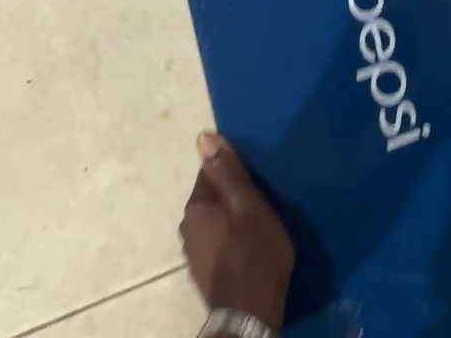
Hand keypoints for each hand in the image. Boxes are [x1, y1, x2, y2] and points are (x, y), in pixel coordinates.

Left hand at [181, 132, 293, 329]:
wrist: (250, 313)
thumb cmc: (255, 251)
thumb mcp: (249, 204)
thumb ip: (228, 172)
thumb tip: (203, 137)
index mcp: (196, 208)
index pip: (212, 172)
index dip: (236, 171)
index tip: (257, 177)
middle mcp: (187, 228)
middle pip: (213, 197)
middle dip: (234, 194)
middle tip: (263, 198)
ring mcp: (194, 253)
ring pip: (216, 220)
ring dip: (233, 216)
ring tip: (260, 221)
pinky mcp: (204, 271)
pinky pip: (218, 241)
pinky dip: (232, 237)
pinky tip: (250, 244)